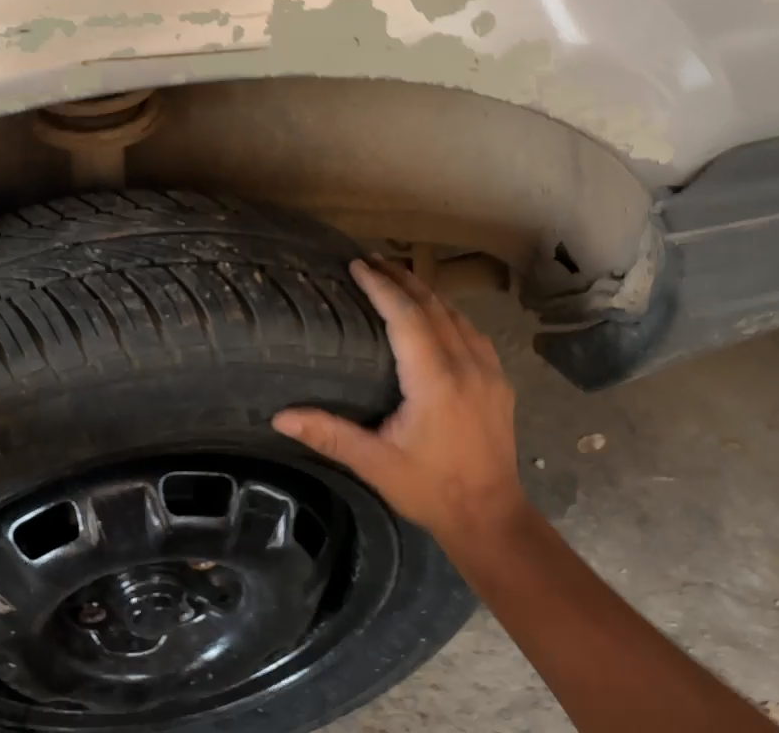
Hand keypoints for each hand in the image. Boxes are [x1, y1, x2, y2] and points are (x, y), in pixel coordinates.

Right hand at [273, 256, 526, 542]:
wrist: (493, 519)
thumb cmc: (430, 489)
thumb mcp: (374, 464)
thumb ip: (329, 435)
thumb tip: (279, 417)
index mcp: (435, 381)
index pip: (407, 317)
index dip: (381, 287)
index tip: (358, 264)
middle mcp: (467, 367)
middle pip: (433, 306)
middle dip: (401, 278)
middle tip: (371, 259)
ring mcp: (489, 373)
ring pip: (457, 315)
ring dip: (425, 292)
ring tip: (397, 276)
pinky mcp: (498, 383)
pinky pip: (472, 332)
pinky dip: (448, 312)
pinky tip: (435, 313)